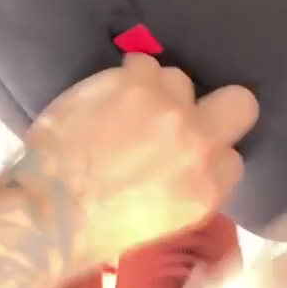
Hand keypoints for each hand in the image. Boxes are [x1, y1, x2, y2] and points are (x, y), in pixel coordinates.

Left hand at [10, 54, 259, 267]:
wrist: (47, 207)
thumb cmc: (98, 226)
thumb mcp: (165, 220)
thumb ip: (192, 183)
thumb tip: (195, 158)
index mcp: (205, 188)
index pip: (233, 157)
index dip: (210, 154)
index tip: (189, 155)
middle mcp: (194, 140)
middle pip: (239, 102)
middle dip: (221, 106)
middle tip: (185, 115)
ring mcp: (164, 104)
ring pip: (179, 79)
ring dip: (159, 92)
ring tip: (130, 109)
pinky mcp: (131, 78)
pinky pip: (142, 62)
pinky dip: (127, 76)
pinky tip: (109, 95)